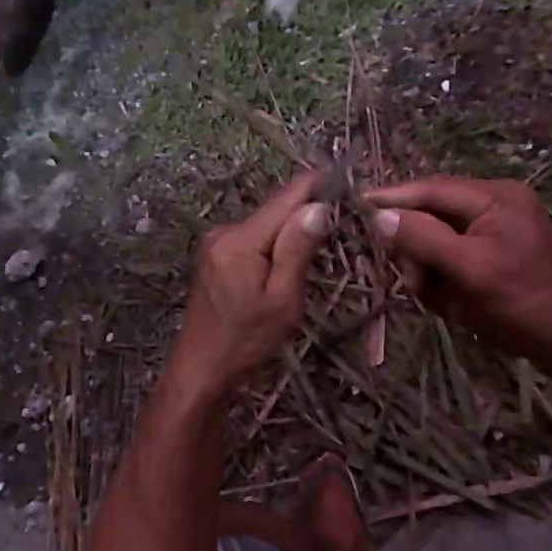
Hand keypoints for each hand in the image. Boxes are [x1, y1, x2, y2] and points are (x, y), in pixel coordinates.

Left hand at [173, 173, 332, 391]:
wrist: (202, 367)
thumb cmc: (246, 341)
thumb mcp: (282, 299)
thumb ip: (298, 249)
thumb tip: (319, 206)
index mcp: (241, 239)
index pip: (287, 197)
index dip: (319, 186)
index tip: (349, 183)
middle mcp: (225, 231)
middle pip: (276, 209)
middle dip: (308, 211)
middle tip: (346, 221)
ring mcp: (217, 242)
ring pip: (266, 223)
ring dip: (292, 229)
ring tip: (325, 241)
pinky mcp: (216, 254)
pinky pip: (254, 237)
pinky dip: (275, 242)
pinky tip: (290, 259)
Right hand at [366, 175, 551, 363]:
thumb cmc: (528, 302)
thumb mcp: (471, 269)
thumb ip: (424, 238)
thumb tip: (380, 216)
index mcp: (493, 197)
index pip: (430, 188)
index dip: (392, 198)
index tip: (355, 207)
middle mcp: (493, 208)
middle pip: (430, 217)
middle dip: (419, 253)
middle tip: (421, 284)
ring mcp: (494, 235)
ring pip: (436, 246)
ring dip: (432, 276)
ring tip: (447, 303)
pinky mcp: (494, 261)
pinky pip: (452, 266)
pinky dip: (447, 288)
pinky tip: (461, 308)